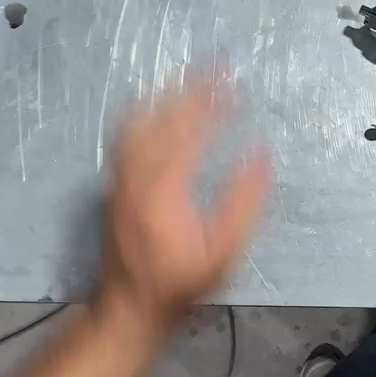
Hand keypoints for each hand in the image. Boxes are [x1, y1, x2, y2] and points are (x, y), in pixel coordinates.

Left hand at [97, 80, 269, 332]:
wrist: (129, 307)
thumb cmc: (182, 283)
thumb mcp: (224, 251)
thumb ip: (244, 200)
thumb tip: (260, 154)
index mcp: (164, 187)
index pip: (190, 128)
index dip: (212, 103)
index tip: (234, 85)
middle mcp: (136, 174)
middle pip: (160, 115)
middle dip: (190, 87)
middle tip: (217, 69)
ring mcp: (119, 178)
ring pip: (136, 121)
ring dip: (165, 96)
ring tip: (190, 80)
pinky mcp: (114, 185)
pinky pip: (126, 135)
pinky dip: (146, 112)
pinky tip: (159, 110)